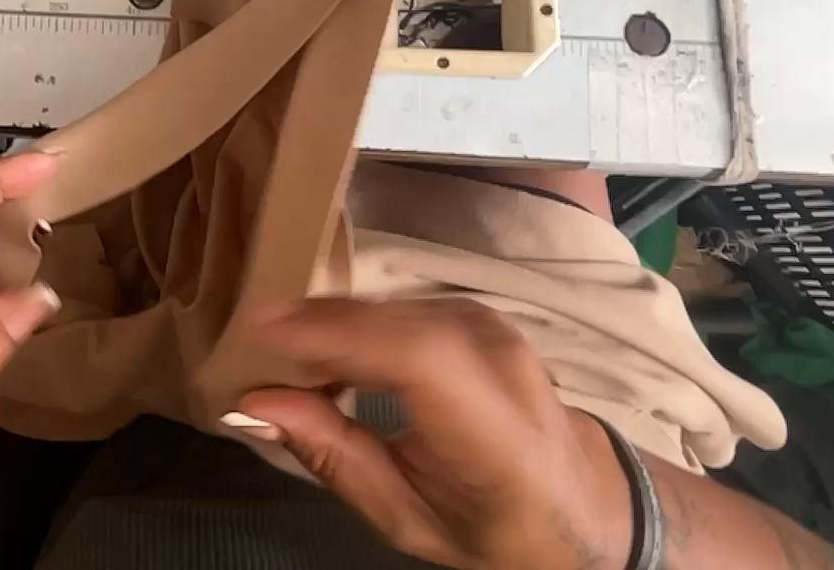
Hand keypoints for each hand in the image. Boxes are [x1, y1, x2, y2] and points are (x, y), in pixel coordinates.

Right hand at [235, 298, 633, 569]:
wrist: (581, 499)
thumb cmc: (494, 528)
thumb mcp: (407, 517)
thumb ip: (331, 455)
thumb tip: (252, 405)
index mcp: (496, 435)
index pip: (417, 359)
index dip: (338, 331)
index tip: (263, 327)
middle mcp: (500, 364)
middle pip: (393, 323)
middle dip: (317, 326)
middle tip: (257, 346)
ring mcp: (491, 327)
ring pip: (389, 307)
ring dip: (331, 322)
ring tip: (288, 354)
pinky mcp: (474, 311)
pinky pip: (398, 306)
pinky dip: (355, 321)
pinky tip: (331, 346)